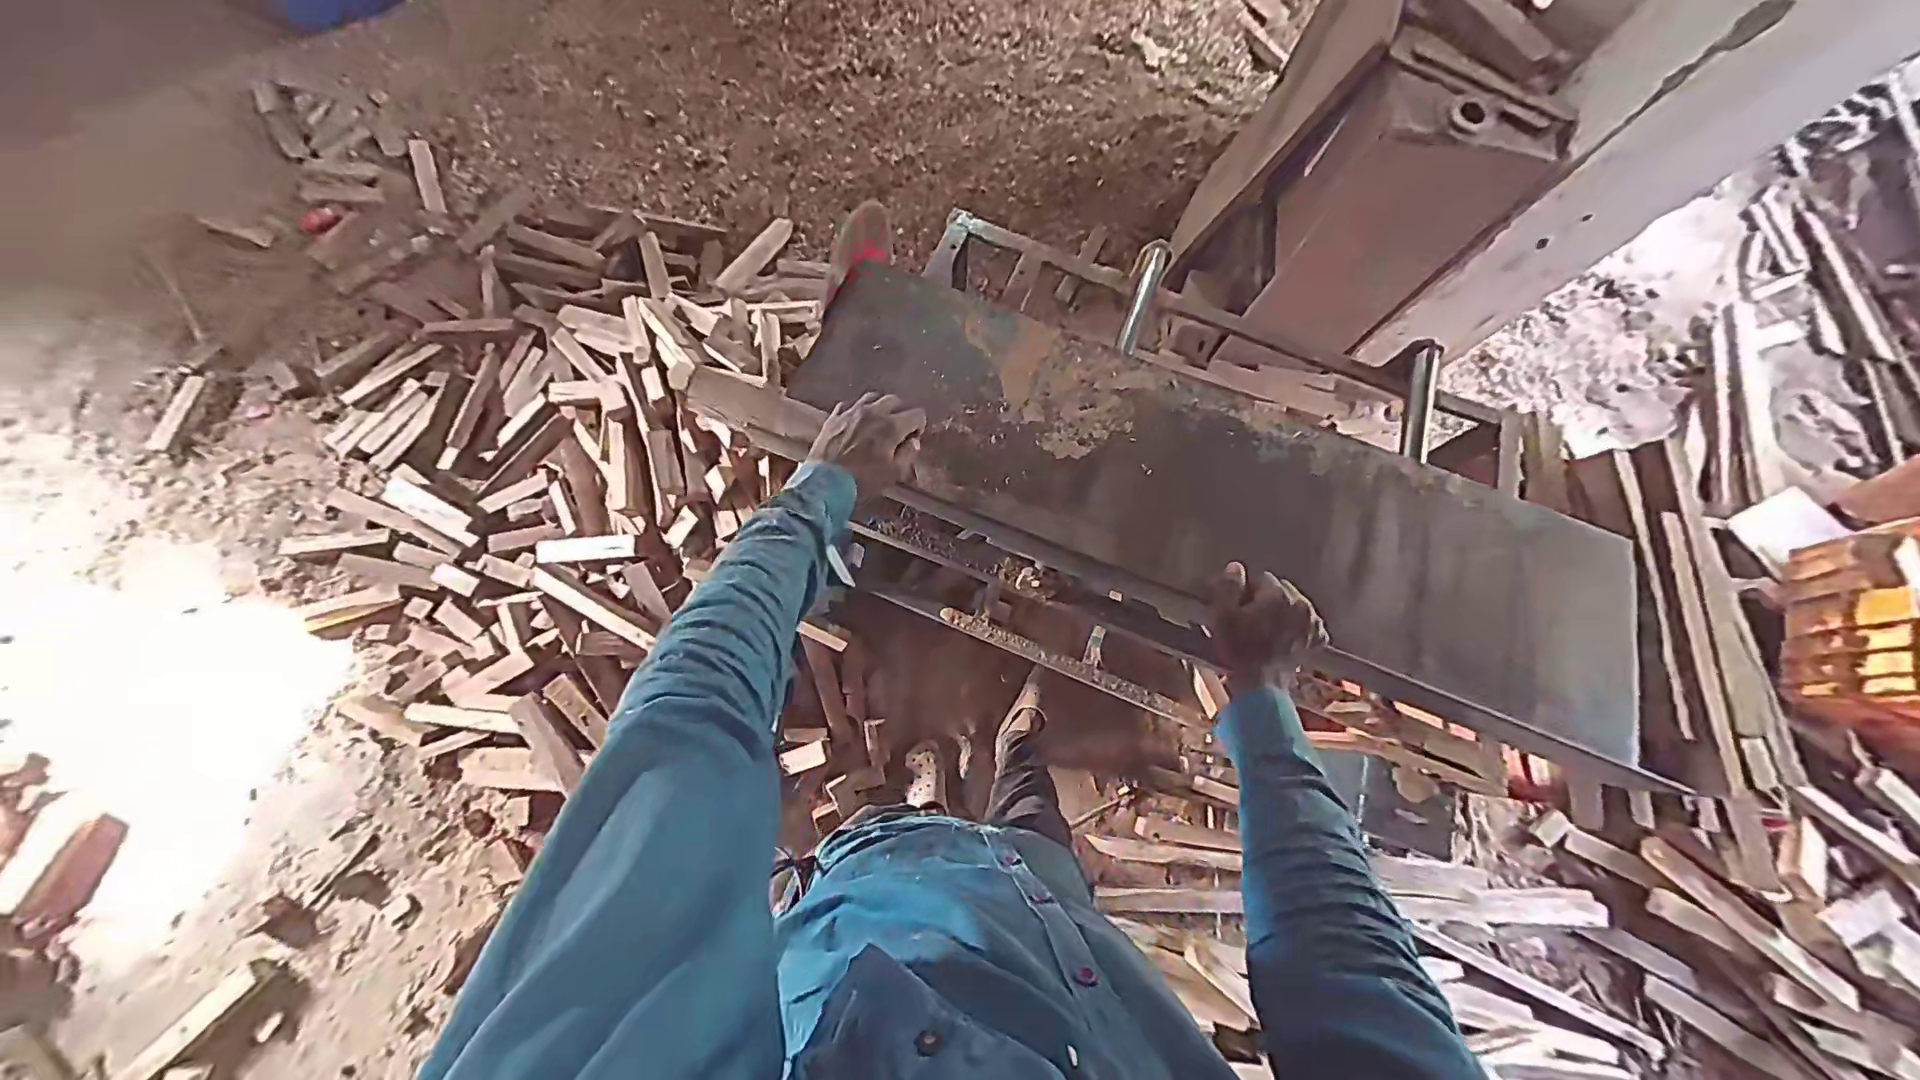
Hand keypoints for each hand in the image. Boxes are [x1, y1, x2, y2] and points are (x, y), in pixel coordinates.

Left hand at [806, 392, 925, 503]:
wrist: (823, 485)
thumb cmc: (861, 483)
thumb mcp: (893, 474)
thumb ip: (908, 455)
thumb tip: (913, 442)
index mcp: (891, 426)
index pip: (916, 414)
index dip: (919, 427)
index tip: (912, 440)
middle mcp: (872, 413)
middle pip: (895, 401)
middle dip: (901, 414)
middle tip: (898, 431)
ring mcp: (850, 412)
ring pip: (872, 398)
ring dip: (880, 408)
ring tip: (879, 423)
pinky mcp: (833, 417)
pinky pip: (850, 405)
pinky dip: (858, 411)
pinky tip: (857, 424)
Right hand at [1207, 562, 1326, 690]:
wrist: (1261, 685)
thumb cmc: (1239, 649)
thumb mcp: (1222, 615)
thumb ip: (1228, 586)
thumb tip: (1236, 567)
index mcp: (1279, 595)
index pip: (1260, 578)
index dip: (1245, 590)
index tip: (1236, 606)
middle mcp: (1302, 604)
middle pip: (1279, 589)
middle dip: (1265, 598)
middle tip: (1248, 617)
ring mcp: (1313, 622)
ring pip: (1293, 604)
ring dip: (1280, 610)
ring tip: (1264, 628)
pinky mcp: (1318, 638)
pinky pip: (1304, 620)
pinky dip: (1295, 624)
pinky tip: (1281, 635)